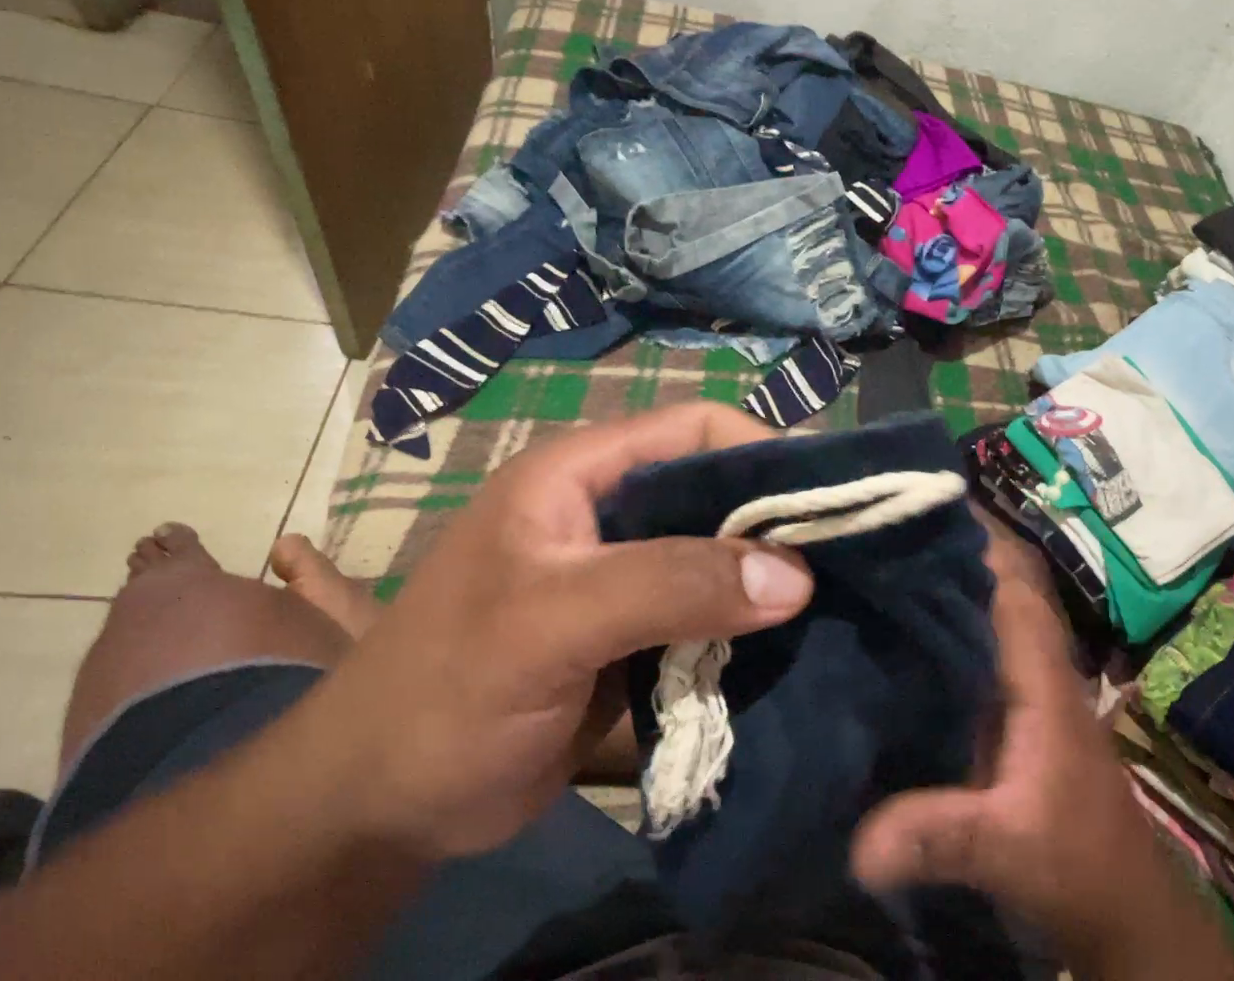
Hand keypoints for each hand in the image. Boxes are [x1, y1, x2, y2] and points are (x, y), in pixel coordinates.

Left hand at [286, 403, 816, 857]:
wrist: (382, 804)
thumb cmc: (446, 694)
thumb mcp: (549, 624)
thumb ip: (667, 585)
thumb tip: (795, 572)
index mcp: (578, 476)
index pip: (693, 429)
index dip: (764, 454)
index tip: (832, 505)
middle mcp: (607, 515)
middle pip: (716, 493)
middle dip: (779, 524)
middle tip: (851, 564)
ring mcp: (622, 579)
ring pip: (719, 559)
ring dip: (769, 582)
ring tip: (840, 608)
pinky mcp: (633, 638)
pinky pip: (709, 618)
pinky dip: (748, 631)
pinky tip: (792, 651)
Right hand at [851, 529, 1233, 978]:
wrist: (1119, 910)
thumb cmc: (1081, 866)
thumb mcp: (1010, 849)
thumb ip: (942, 835)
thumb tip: (857, 842)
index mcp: (1039, 676)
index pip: (1007, 583)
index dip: (967, 537)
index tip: (910, 497)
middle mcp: (1026, 670)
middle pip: (984, 590)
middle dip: (933, 554)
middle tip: (861, 523)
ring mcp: (1011, 695)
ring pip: (970, 622)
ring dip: (927, 591)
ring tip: (858, 560)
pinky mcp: (994, 722)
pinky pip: (954, 660)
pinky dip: (922, 639)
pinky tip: (872, 637)